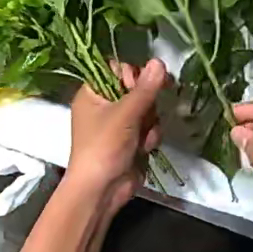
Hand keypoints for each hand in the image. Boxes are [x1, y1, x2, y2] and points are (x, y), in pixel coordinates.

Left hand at [66, 59, 169, 209]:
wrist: (102, 190)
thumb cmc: (104, 146)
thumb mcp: (125, 114)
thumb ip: (145, 89)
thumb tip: (160, 61)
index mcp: (93, 93)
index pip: (116, 69)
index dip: (132, 75)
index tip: (143, 84)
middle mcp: (105, 105)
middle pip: (137, 88)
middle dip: (146, 103)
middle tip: (144, 113)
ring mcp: (120, 123)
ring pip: (148, 109)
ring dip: (149, 123)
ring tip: (142, 137)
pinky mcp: (132, 139)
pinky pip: (150, 127)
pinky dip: (150, 137)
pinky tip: (144, 148)